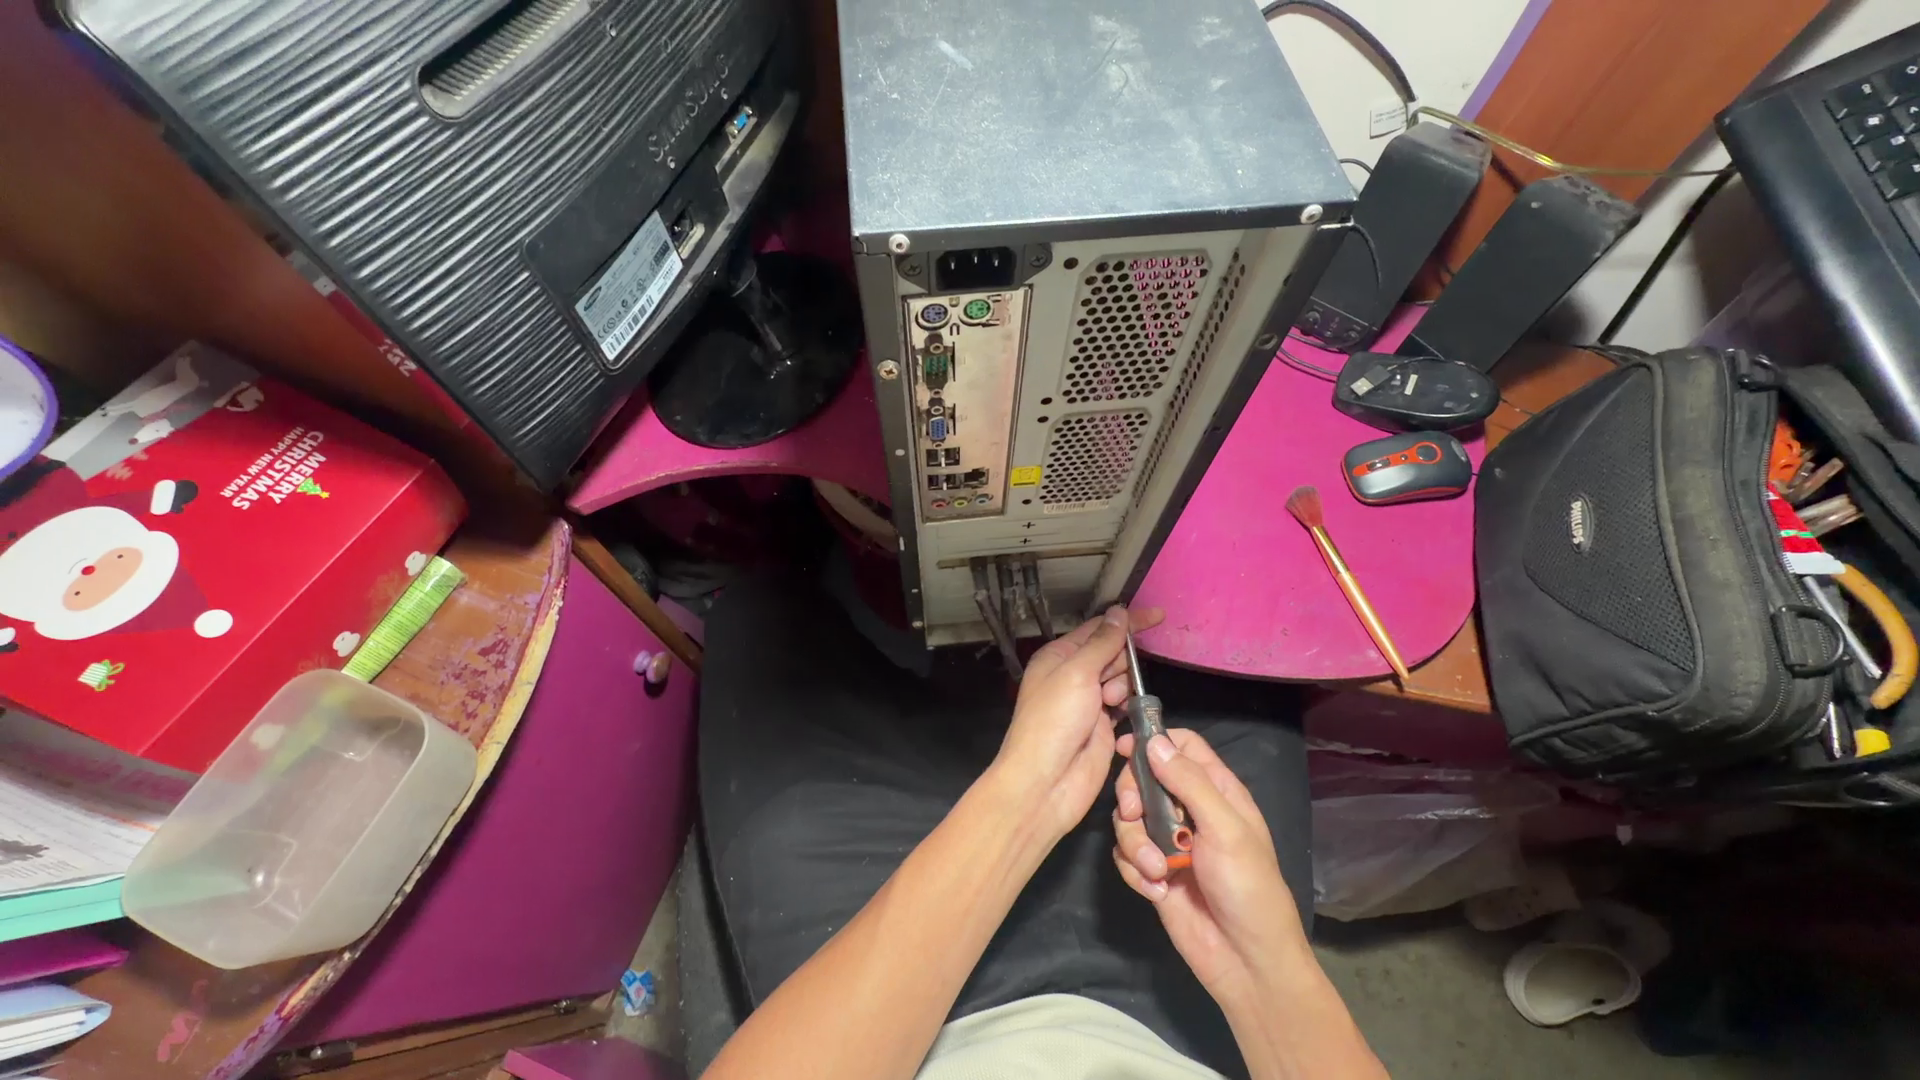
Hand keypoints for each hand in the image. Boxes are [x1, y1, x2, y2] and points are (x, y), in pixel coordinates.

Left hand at [986, 605, 1162, 839]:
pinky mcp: (1103, 725)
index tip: (1158, 616)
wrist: (1047, 781)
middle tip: (1111, 680)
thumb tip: (1119, 613)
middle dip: (1121, 660)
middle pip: (1111, 652)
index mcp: (1058, 657)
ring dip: (1123, 685)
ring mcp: (1088, 701)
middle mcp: (1072, 675)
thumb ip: (1102, 643)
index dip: (1127, 621)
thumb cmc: (1054, 721)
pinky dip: (1128, 704)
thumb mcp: (1076, 674)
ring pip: (1120, 678)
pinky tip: (1123, 712)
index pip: (1097, 629)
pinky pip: (1124, 704)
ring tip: (1110, 702)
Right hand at [1112, 730, 1311, 1011]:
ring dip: (1134, 843)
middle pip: (1144, 778)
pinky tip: (1156, 889)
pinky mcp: (1153, 871)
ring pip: (1128, 818)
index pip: (1182, 747)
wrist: (1245, 960)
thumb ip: (1188, 783)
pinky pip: (1125, 854)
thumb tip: (1154, 741)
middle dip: (1132, 796)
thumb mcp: (1225, 828)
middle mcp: (1189, 810)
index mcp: (1216, 791)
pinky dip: (1135, 870)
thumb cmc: (1247, 887)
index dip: (1154, 741)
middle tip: (1134, 813)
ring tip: (1156, 870)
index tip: (1125, 747)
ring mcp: (1168, 841)